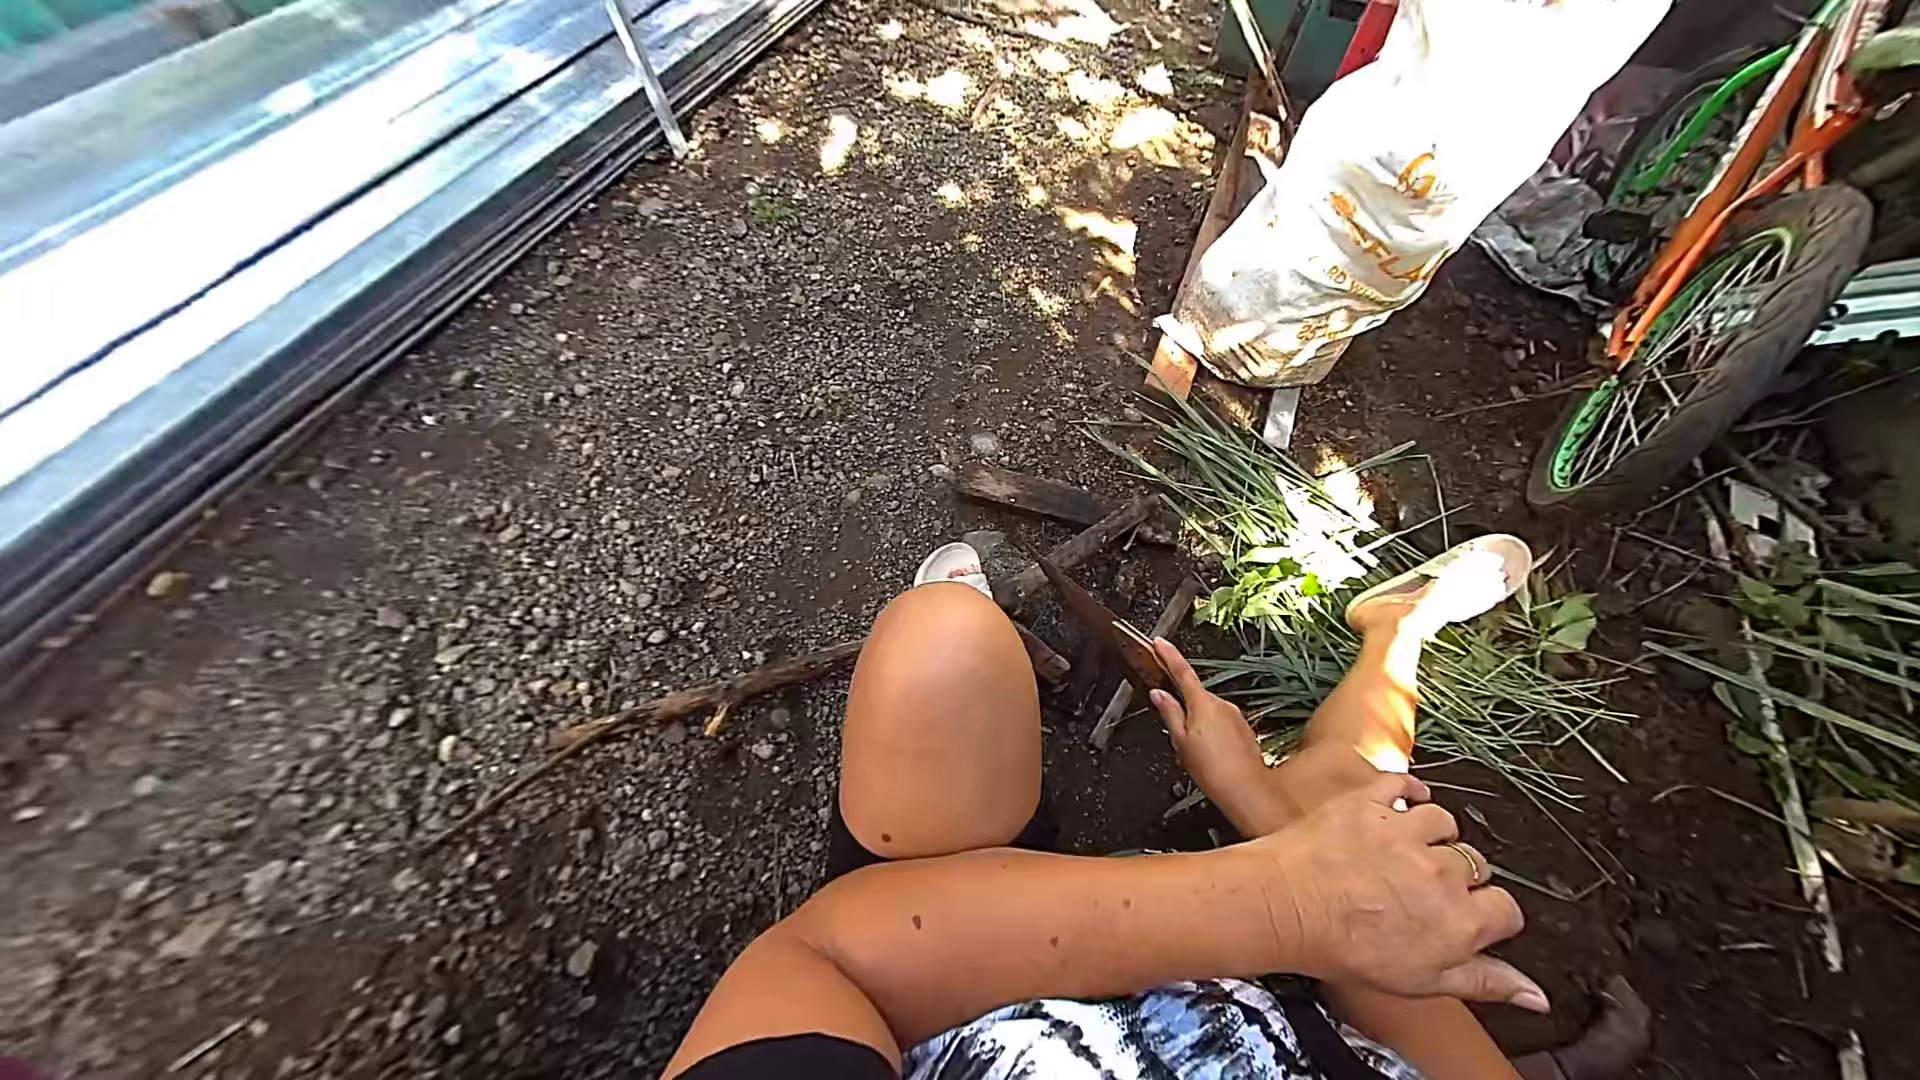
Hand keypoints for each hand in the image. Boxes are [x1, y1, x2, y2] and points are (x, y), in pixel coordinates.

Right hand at [1148, 638, 1285, 832]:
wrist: (1248, 793)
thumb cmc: (1214, 770)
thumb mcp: (1180, 741)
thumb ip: (1169, 712)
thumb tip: (1158, 694)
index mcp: (1203, 703)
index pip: (1181, 671)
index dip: (1168, 654)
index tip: (1159, 642)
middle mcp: (1222, 705)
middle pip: (1194, 694)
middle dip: (1182, 705)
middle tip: (1175, 729)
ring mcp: (1235, 717)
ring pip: (1207, 710)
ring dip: (1197, 722)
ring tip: (1193, 750)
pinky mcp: (1244, 730)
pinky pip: (1220, 722)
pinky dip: (1211, 731)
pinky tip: (1208, 753)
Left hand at [1250, 772, 1547, 1011]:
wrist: (1286, 904)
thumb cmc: (1342, 944)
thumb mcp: (1421, 981)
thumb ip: (1484, 982)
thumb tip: (1533, 994)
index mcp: (1460, 920)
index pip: (1505, 909)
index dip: (1488, 911)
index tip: (1472, 910)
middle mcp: (1438, 871)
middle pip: (1472, 863)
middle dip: (1457, 872)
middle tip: (1429, 880)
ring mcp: (1401, 831)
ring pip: (1441, 820)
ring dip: (1433, 831)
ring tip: (1415, 842)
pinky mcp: (1366, 802)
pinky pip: (1400, 782)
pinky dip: (1409, 785)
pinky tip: (1410, 792)